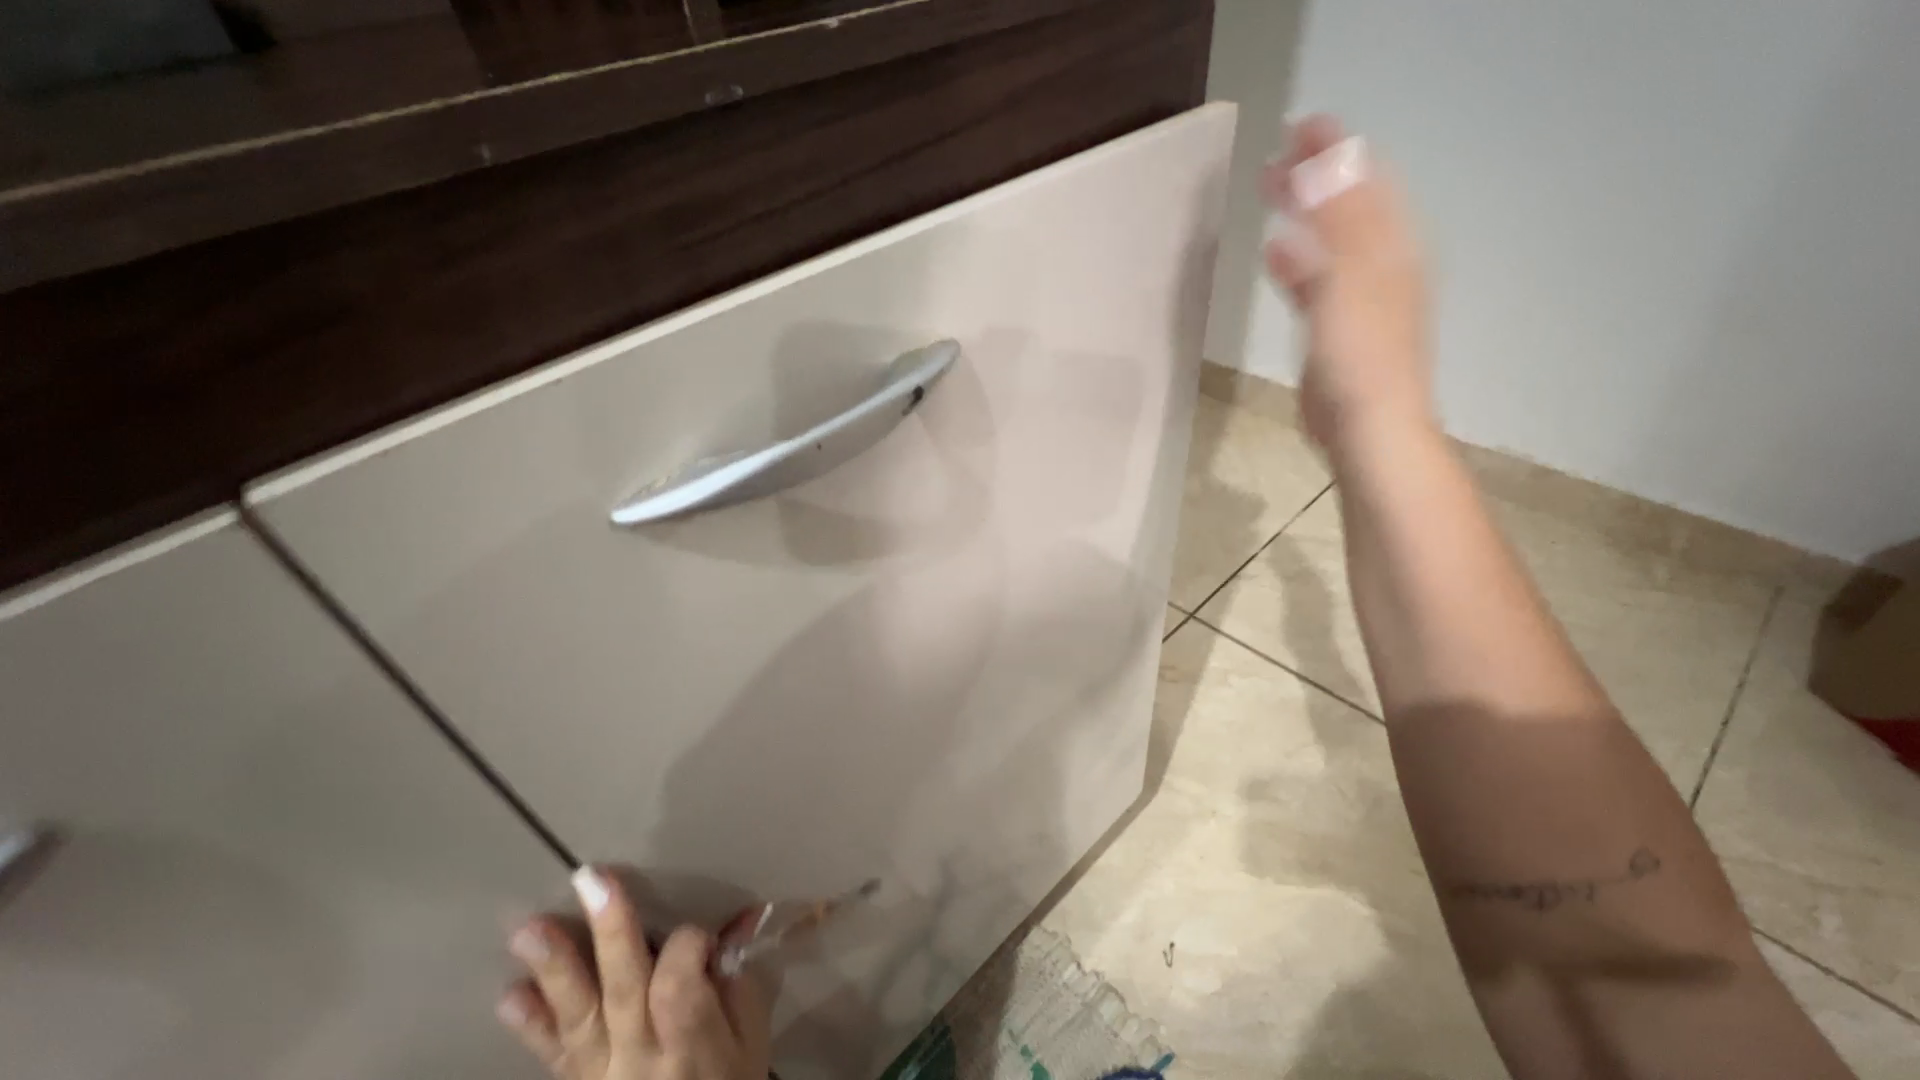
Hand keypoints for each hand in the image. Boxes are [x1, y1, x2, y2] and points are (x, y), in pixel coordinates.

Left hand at [498, 866, 771, 1079]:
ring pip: (579, 1016)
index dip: (687, 943)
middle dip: (612, 931)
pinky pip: (553, 1055)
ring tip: (529, 930)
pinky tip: (511, 996)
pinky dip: (532, 1025)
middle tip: (593, 880)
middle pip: (625, 988)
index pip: (680, 982)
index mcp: (693, 1044)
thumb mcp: (750, 1045)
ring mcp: (604, 1072)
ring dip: (555, 969)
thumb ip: (738, 986)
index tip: (700, 935)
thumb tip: (738, 925)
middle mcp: (643, 1056)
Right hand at [1261, 115, 1436, 459]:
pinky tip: (1274, 251)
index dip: (1335, 151)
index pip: (1364, 184)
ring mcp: (1359, 297)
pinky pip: (1315, 278)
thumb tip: (1322, 161)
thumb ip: (1336, 222)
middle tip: (1278, 152)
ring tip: (1271, 187)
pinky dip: (1295, 258)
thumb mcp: (1347, 282)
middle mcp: (1380, 266)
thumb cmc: (1359, 358)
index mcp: (1389, 250)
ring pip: (1329, 238)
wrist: (1369, 429)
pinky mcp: (1337, 329)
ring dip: (1302, 211)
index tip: (1302, 125)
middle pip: (1347, 207)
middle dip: (1315, 176)